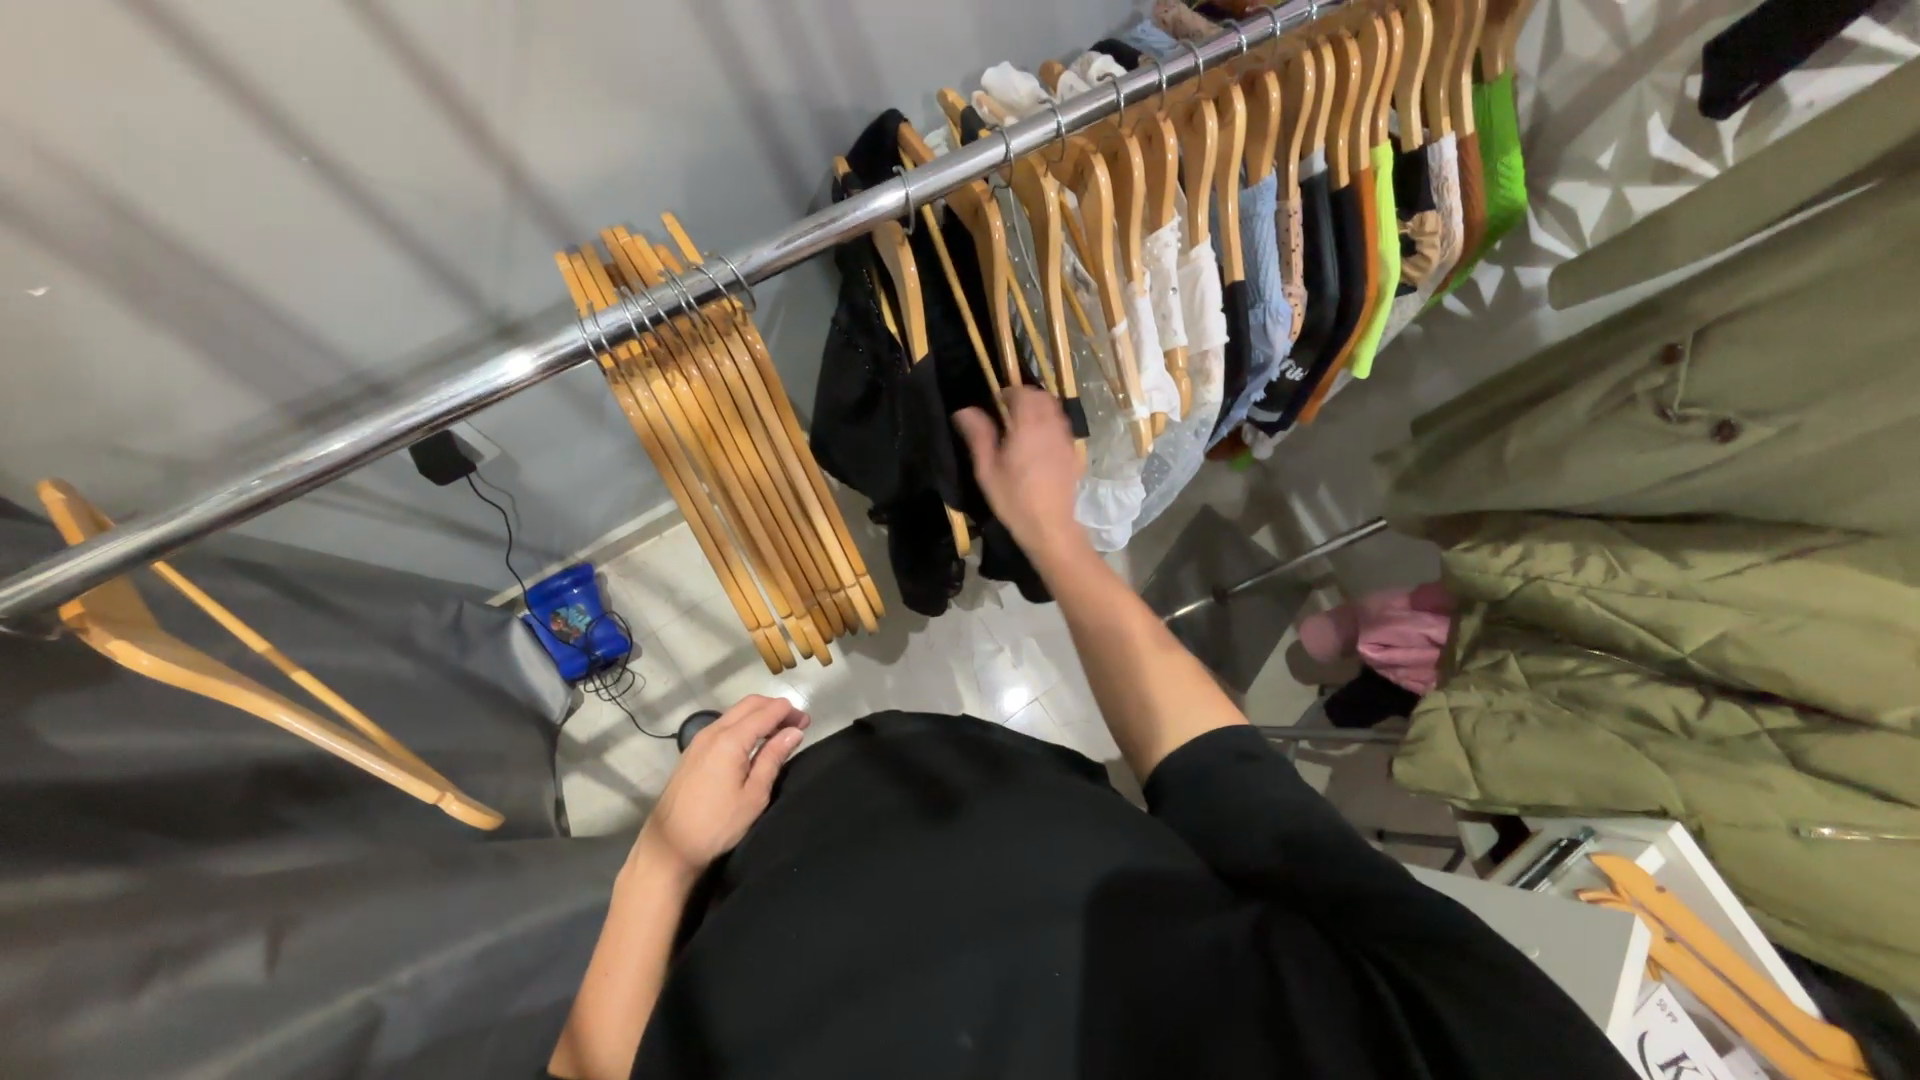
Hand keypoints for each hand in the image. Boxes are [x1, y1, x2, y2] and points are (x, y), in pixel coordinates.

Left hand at [634, 696, 809, 877]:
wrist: (669, 845)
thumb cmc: (717, 824)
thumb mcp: (754, 795)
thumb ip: (773, 758)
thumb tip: (794, 732)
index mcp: (730, 740)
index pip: (766, 712)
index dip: (789, 712)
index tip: (807, 723)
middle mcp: (713, 731)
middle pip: (749, 704)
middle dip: (775, 708)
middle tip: (795, 725)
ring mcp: (699, 740)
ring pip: (735, 713)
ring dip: (759, 715)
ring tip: (778, 733)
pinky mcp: (692, 751)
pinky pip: (723, 725)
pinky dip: (743, 725)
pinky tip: (753, 743)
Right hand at [954, 387, 1086, 563]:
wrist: (1050, 527)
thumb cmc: (1014, 500)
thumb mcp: (987, 470)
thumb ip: (978, 435)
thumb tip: (965, 410)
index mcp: (1028, 427)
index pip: (1023, 393)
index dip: (1009, 392)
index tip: (997, 402)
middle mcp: (1051, 427)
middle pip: (1042, 397)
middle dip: (1026, 397)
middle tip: (1008, 411)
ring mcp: (1066, 440)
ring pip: (1055, 410)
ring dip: (1040, 409)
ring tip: (1023, 425)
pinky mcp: (1073, 454)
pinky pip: (1063, 428)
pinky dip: (1051, 424)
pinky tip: (1039, 443)